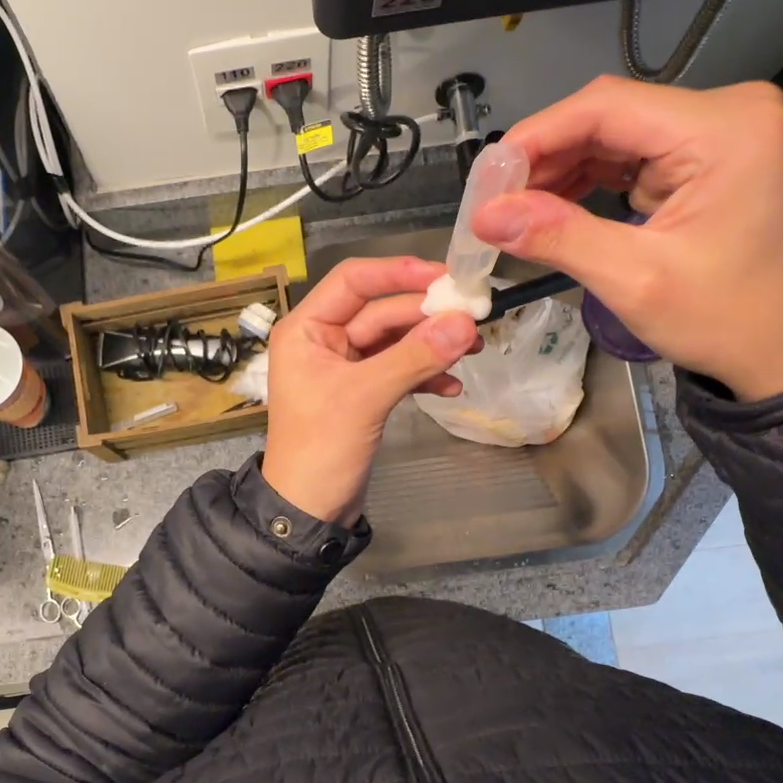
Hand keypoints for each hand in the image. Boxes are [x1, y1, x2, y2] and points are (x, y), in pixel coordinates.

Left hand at [262, 257, 479, 523]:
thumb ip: (413, 357)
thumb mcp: (365, 398)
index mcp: (306, 329)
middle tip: (476, 319)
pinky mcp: (363, 393)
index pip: (353, 280)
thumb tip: (465, 323)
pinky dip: (425, 374)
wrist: (308, 509)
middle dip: (427, 316)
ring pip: (395, 341)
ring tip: (474, 350)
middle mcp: (323, 341)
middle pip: (382, 311)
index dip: (399, 272)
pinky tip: (452, 386)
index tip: (446, 276)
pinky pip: (399, 370)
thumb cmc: (321, 449)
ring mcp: (344, 368)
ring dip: (432, 344)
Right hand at [472, 77, 782, 401]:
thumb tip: (485, 216)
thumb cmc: (725, 319)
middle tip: (492, 200)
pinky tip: (552, 206)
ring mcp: (720, 133)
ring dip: (561, 169)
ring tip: (513, 208)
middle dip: (545, 156)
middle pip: (609, 114)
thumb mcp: (635, 280)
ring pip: (615, 133)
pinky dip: (588, 179)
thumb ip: (558, 238)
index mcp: (723, 129)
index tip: (485, 179)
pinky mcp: (708, 157)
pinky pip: (632, 155)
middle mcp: (727, 113)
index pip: (606, 106)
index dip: (536, 137)